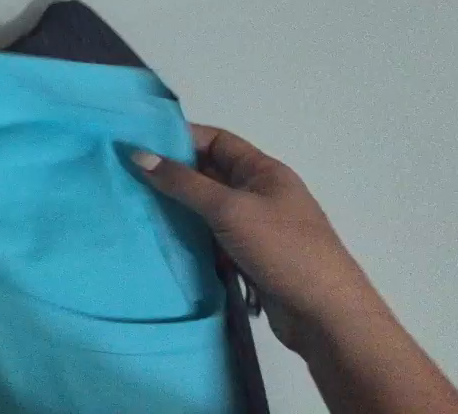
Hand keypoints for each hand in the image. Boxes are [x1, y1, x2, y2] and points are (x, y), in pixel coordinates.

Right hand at [134, 124, 386, 351]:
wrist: (329, 320)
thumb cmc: (284, 250)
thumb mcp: (229, 209)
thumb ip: (182, 182)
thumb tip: (137, 154)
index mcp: (264, 171)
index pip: (215, 140)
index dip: (179, 136)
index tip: (139, 139)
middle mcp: (259, 193)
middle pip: (207, 172)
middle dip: (171, 171)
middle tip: (127, 170)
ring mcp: (255, 226)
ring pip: (205, 205)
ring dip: (176, 205)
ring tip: (134, 200)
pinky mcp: (248, 255)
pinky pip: (210, 233)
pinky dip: (188, 232)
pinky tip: (159, 234)